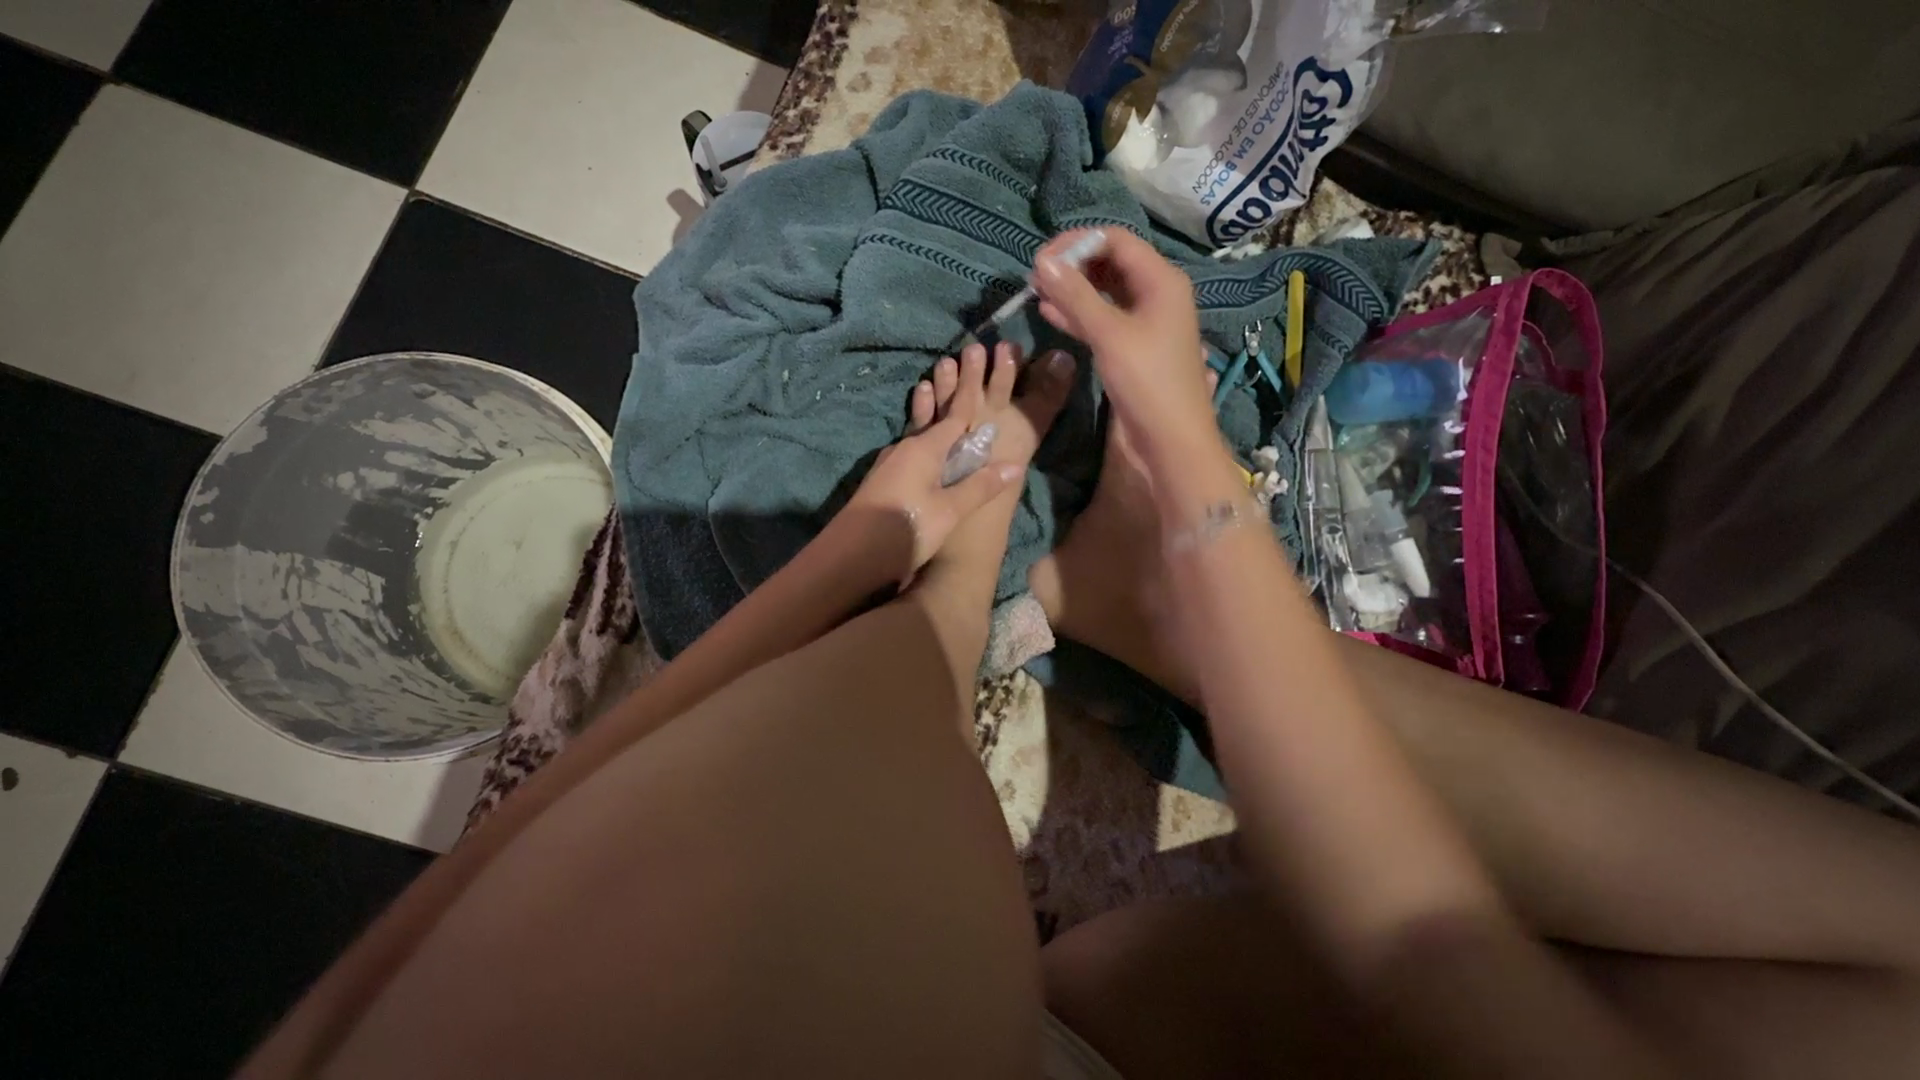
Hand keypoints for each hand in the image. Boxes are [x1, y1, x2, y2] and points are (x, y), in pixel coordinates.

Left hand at [836, 346, 1030, 585]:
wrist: (849, 556)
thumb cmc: (904, 529)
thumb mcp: (948, 511)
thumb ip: (979, 487)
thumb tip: (1014, 465)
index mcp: (925, 448)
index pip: (956, 414)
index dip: (972, 391)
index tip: (982, 362)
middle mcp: (905, 448)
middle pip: (936, 420)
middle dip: (951, 395)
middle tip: (959, 364)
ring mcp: (890, 464)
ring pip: (920, 436)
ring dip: (934, 419)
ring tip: (940, 396)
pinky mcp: (882, 481)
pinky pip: (910, 454)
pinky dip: (924, 445)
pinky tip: (926, 452)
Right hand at [1031, 228, 1218, 462]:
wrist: (1172, 440)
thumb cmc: (1147, 381)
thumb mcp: (1109, 334)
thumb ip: (1076, 296)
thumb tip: (1043, 261)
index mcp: (1161, 280)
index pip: (1116, 240)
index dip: (1078, 242)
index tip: (1042, 258)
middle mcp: (1156, 293)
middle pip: (1110, 263)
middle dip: (1073, 266)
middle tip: (1036, 276)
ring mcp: (1145, 321)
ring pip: (1104, 292)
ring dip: (1072, 290)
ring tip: (1036, 292)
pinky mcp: (1133, 346)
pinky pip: (1104, 319)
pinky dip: (1078, 314)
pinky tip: (1049, 313)